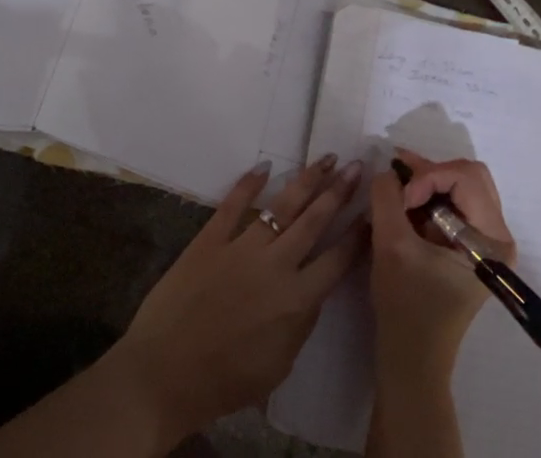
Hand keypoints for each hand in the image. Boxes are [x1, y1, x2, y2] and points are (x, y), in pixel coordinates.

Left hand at [110, 155, 365, 438]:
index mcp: (298, 300)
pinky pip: (232, 206)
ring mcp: (240, 248)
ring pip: (281, 206)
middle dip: (339, 192)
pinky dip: (248, 184)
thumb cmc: (226, 381)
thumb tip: (310, 293)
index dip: (359, 234)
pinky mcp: (208, 241)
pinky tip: (264, 166)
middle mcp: (275, 265)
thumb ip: (300, 324)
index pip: (339, 259)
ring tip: (326, 159)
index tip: (375, 210)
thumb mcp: (280, 364)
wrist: (166, 373)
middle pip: (315, 221)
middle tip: (357, 166)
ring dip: (306, 180)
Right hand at [369, 149, 515, 366]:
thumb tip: (386, 170)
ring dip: (427, 183)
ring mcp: (485, 242)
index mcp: (491, 240)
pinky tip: (402, 201)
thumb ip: (387, 199)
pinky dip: (427, 197)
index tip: (399, 198)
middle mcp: (497, 236)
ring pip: (460, 188)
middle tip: (396, 180)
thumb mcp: (391, 245)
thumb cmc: (407, 305)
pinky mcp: (469, 247)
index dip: (427, 177)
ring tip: (394, 186)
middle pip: (468, 177)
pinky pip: (452, 205)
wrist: (411, 355)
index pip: (465, 178)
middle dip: (429, 173)